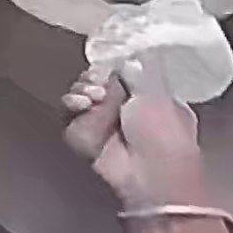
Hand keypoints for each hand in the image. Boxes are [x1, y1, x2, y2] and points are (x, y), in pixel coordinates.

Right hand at [61, 61, 208, 209]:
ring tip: (91, 98)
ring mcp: (102, 122)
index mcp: (148, 97)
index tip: (108, 67)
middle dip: (92, 79)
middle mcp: (123, 108)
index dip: (110, 67)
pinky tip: (82, 106)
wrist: (150, 172)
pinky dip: (72, 106)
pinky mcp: (83, 135)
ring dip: (81, 91)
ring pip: (78, 94)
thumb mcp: (158, 93)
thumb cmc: (165, 134)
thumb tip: (122, 60)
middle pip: (93, 81)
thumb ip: (137, 71)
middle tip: (98, 84)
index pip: (118, 73)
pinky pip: (68, 113)